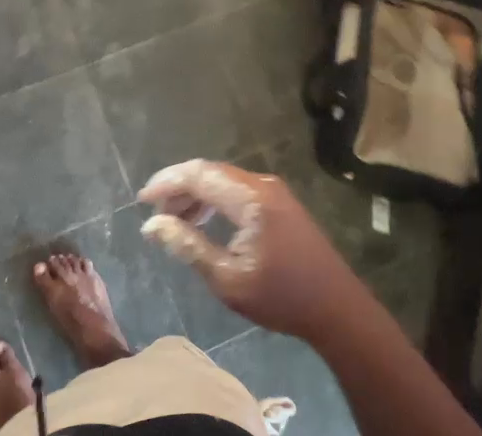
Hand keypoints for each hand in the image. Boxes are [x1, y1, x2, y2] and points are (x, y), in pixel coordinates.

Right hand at [138, 159, 364, 339]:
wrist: (338, 309)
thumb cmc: (281, 297)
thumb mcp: (227, 278)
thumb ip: (188, 246)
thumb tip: (152, 224)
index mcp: (250, 198)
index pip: (198, 174)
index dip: (166, 183)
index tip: (143, 200)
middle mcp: (262, 184)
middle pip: (210, 172)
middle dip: (179, 187)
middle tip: (155, 211)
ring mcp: (274, 192)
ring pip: (224, 180)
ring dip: (197, 194)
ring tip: (175, 219)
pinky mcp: (281, 203)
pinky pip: (238, 189)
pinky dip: (215, 199)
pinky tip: (204, 221)